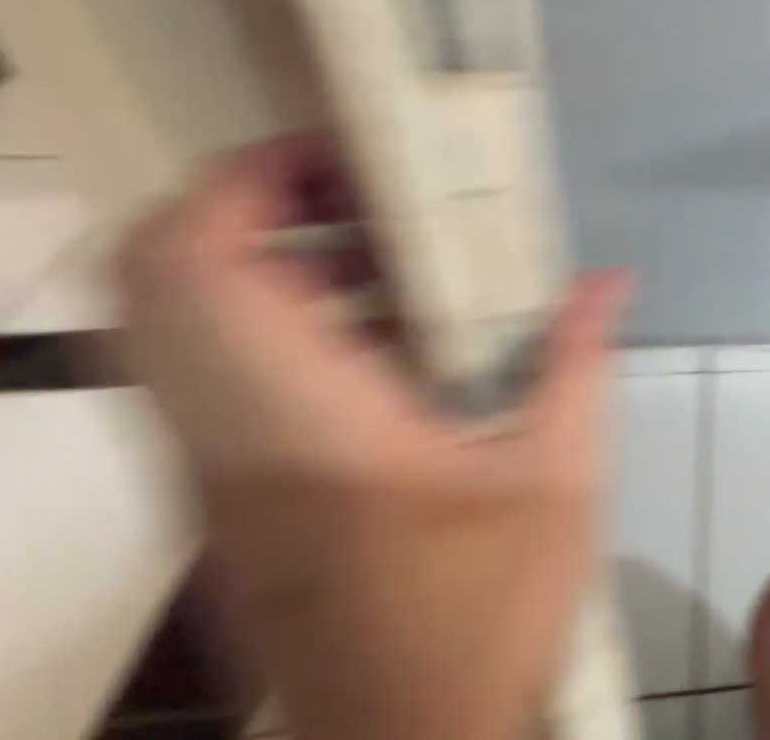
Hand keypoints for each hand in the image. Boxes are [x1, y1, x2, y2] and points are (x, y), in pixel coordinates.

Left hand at [115, 136, 630, 739]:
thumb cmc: (486, 614)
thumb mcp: (562, 482)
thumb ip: (578, 363)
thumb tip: (610, 279)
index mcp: (309, 422)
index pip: (204, 267)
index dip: (249, 179)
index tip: (344, 155)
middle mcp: (227, 437)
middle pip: (160, 274)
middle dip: (251, 203)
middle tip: (364, 192)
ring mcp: (206, 473)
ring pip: (174, 322)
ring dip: (266, 261)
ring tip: (384, 255)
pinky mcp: (217, 499)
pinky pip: (207, 373)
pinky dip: (273, 321)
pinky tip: (382, 340)